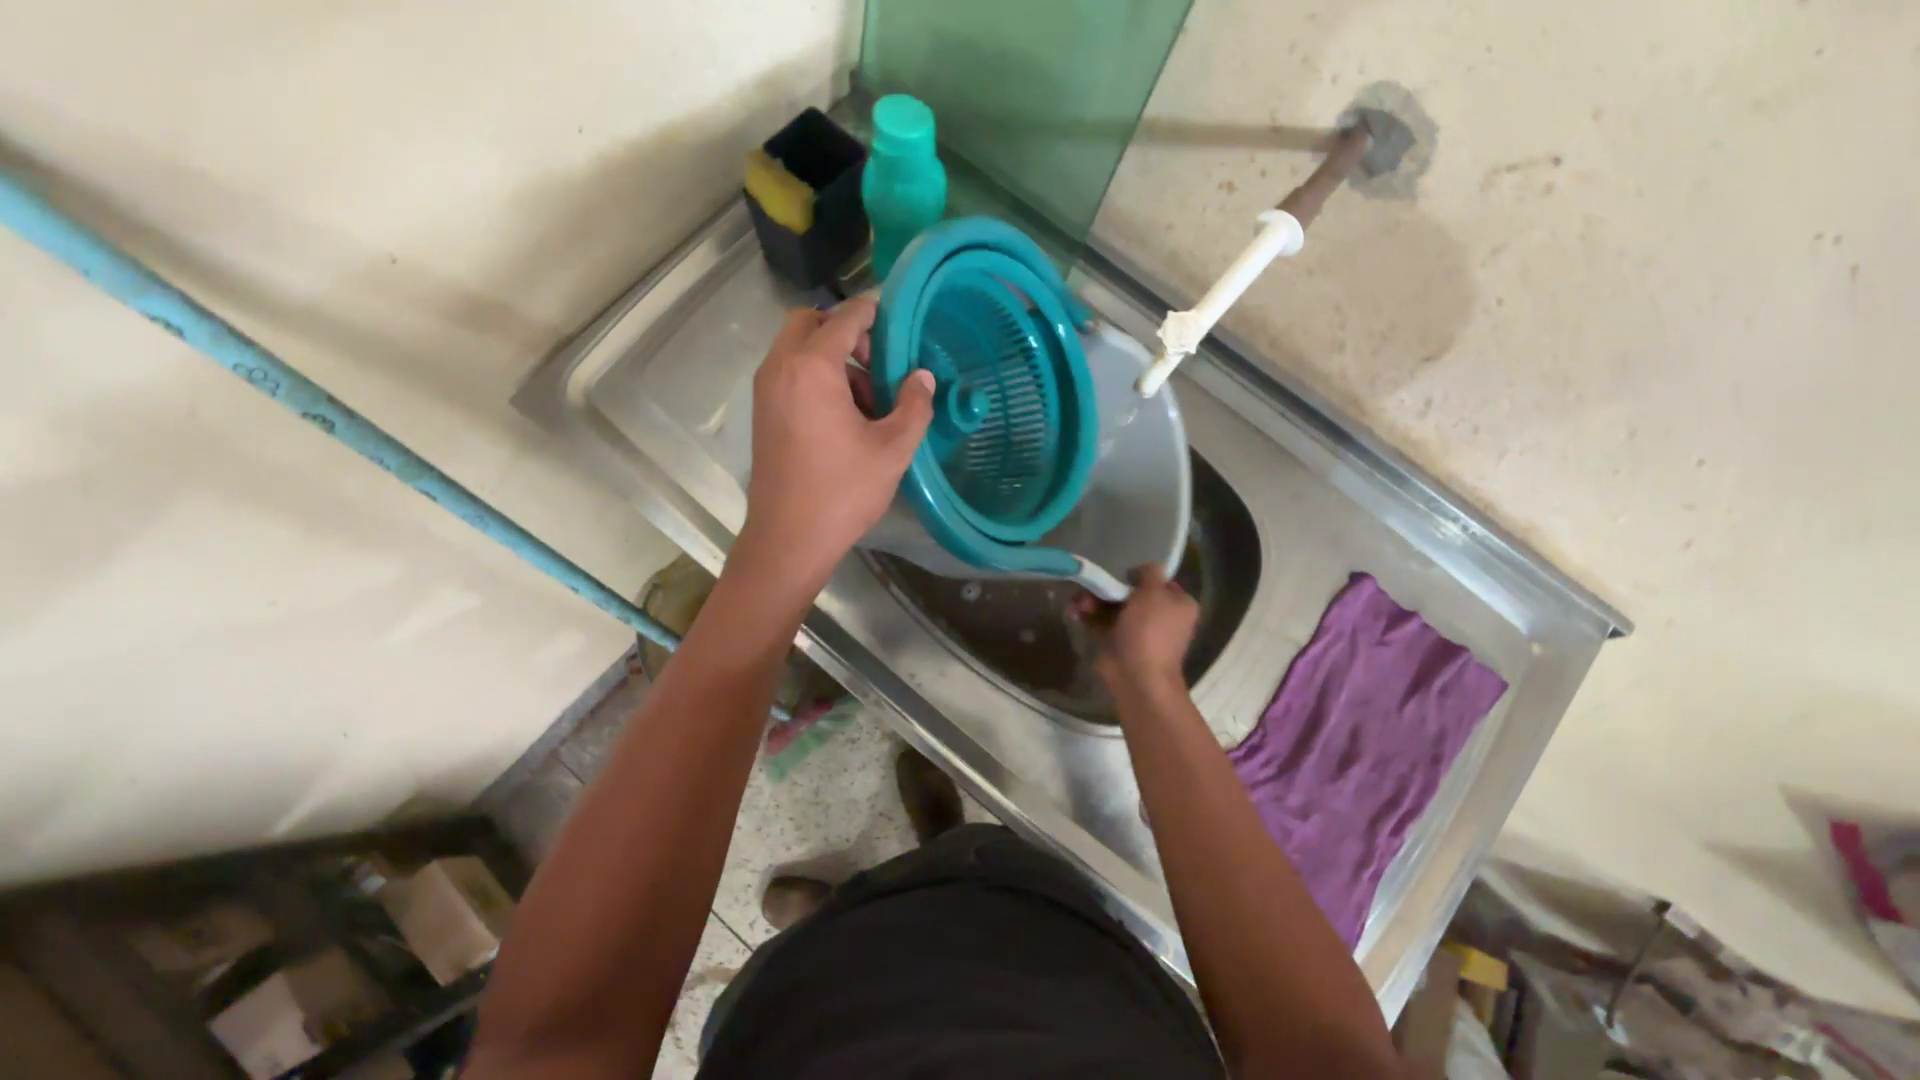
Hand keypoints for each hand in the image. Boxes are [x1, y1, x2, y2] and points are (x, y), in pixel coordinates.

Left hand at [738, 298, 934, 583]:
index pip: (845, 317)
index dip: (875, 313)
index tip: (901, 323)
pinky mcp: (763, 412)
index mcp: (812, 367)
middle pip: (810, 322)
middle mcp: (781, 368)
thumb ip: (914, 405)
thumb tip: (922, 378)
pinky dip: (815, 377)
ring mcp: (766, 390)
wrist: (788, 539)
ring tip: (868, 398)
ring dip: (831, 356)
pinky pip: (789, 373)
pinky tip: (844, 416)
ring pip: (797, 348)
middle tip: (877, 362)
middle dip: (845, 331)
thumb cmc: (843, 491)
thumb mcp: (892, 448)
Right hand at [1074, 565, 1199, 701]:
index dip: (1138, 575)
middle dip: (1109, 589)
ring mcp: (1138, 631)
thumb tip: (1139, 571)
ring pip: (1113, 607)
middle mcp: (1160, 617)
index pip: (1158, 581)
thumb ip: (1149, 573)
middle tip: (1093, 587)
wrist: (1137, 677)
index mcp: (1178, 604)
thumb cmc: (1150, 631)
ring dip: (1094, 601)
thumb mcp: (1155, 592)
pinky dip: (1088, 616)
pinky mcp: (1117, 643)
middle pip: (1131, 593)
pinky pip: (1101, 623)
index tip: (1121, 575)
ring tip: (1079, 603)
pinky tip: (1074, 611)